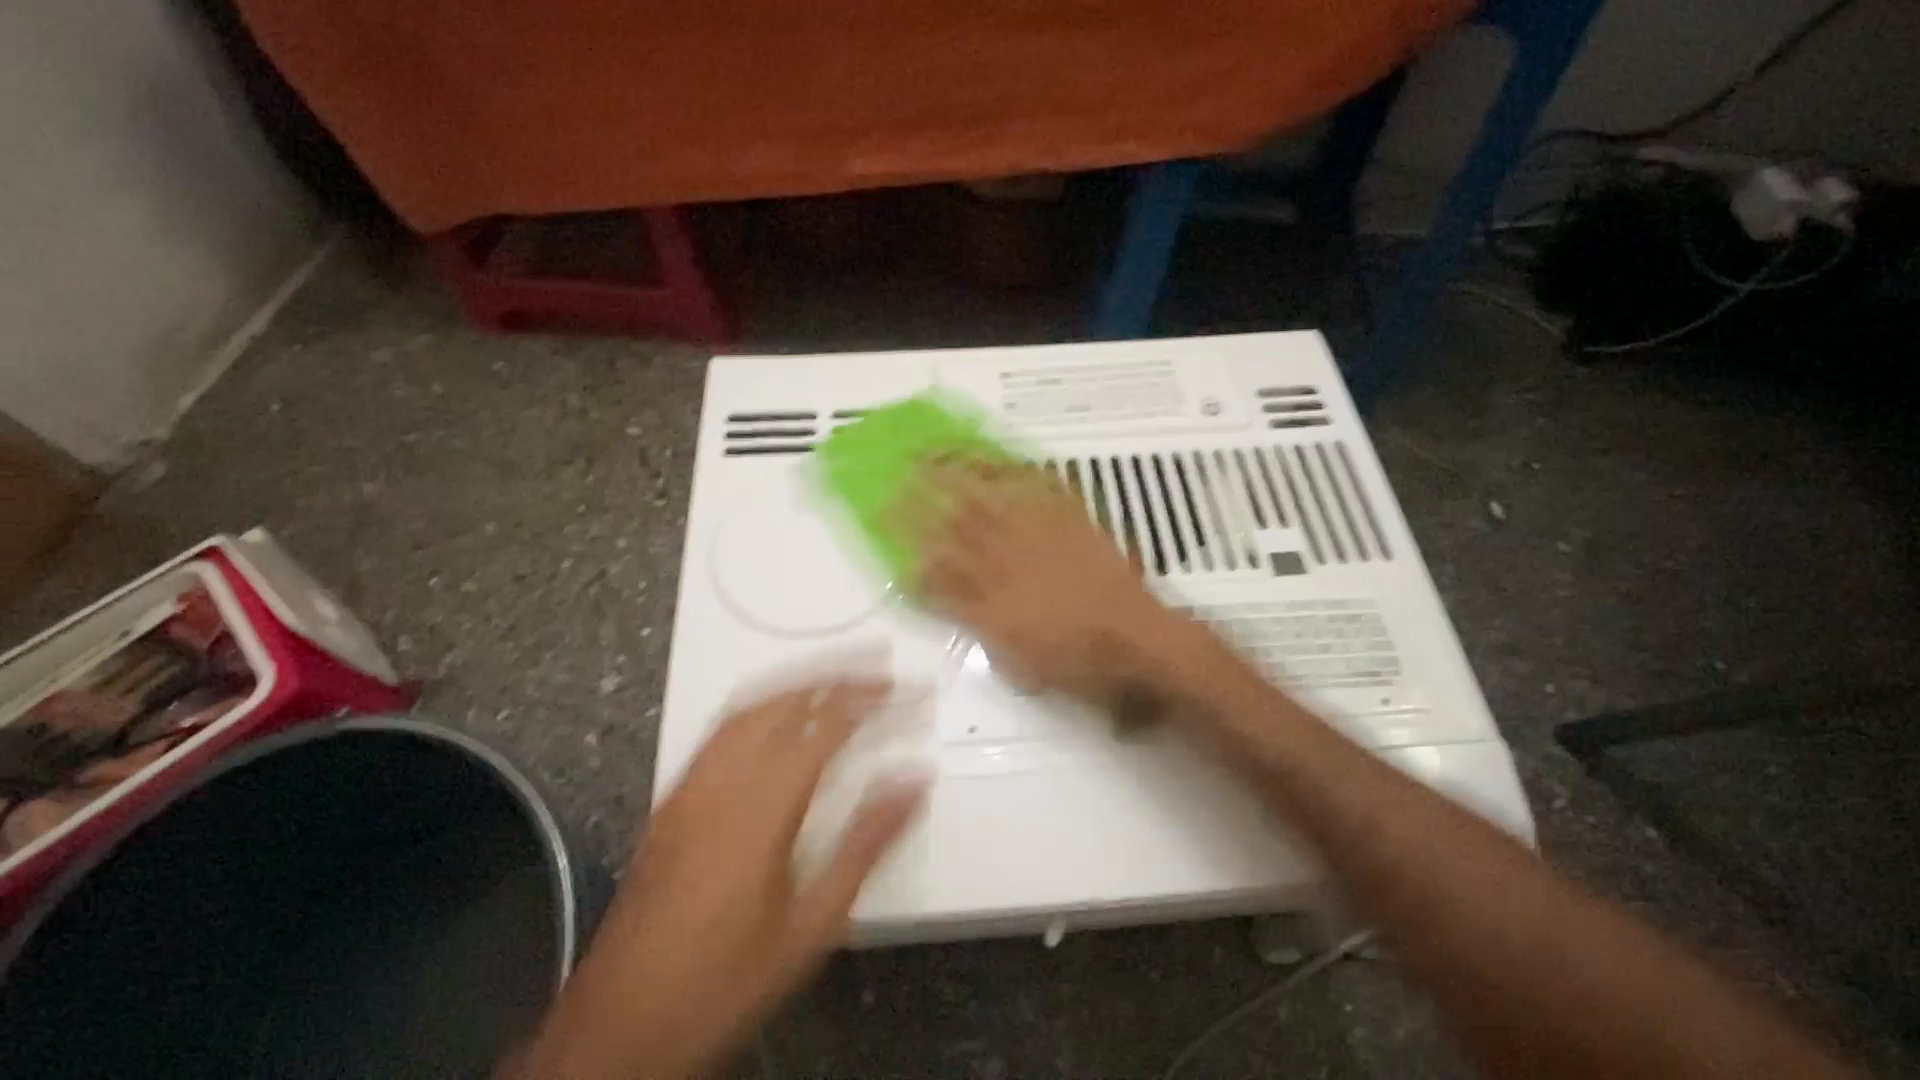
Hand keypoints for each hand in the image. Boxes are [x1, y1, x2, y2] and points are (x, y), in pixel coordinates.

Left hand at [508, 678, 927, 1079]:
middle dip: (840, 674)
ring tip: (840, 673)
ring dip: (799, 680)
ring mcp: (689, 786)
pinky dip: (761, 702)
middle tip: (884, 667)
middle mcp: (720, 781)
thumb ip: (865, 842)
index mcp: (760, 807)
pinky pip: (721, 726)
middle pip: (786, 699)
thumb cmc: (723, 979)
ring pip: (748, 705)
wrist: (624, 1018)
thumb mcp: (812, 922)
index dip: (877, 702)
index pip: (829, 728)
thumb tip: (912, 782)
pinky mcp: (672, 799)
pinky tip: (777, 713)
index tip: (914, 694)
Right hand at [907, 459, 1180, 706]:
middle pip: (957, 521)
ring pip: (990, 497)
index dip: (907, 540)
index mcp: (989, 595)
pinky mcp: (1072, 521)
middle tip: (895, 472)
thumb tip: (938, 593)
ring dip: (957, 473)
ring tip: (930, 452)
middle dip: (922, 496)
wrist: (1136, 642)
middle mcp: (1008, 559)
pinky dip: (1015, 470)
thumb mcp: (1014, 656)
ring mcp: (1041, 535)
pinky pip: (1040, 488)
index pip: (937, 563)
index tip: (881, 518)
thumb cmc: (1075, 662)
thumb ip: (972, 620)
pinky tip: (996, 458)